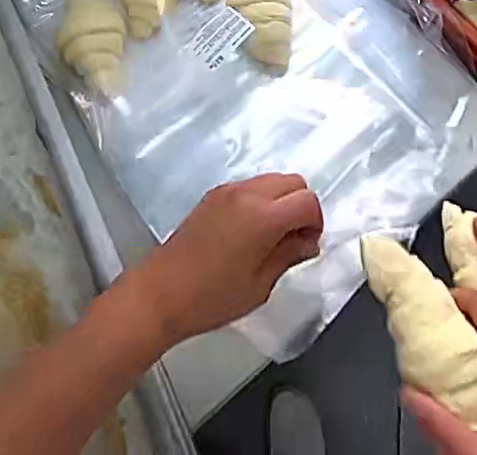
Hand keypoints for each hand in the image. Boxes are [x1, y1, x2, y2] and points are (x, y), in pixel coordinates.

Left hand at [117, 173, 322, 342]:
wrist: (161, 292)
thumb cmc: (212, 297)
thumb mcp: (260, 285)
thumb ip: (289, 256)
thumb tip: (308, 242)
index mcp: (263, 217)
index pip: (307, 201)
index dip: (315, 222)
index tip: (307, 245)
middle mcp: (248, 193)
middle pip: (293, 181)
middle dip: (301, 206)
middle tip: (294, 240)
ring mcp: (229, 190)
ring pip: (272, 179)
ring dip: (281, 201)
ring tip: (271, 237)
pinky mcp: (214, 194)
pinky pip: (250, 185)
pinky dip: (261, 199)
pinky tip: (250, 231)